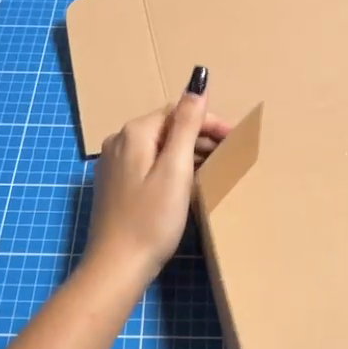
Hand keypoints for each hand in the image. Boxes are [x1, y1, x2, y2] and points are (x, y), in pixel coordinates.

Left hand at [85, 66, 230, 282]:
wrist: (116, 268)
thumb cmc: (152, 219)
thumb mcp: (176, 169)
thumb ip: (187, 123)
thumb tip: (198, 80)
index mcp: (134, 132)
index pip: (178, 112)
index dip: (208, 122)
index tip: (234, 138)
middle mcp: (119, 141)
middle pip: (167, 128)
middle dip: (198, 137)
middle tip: (228, 156)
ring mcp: (113, 164)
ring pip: (158, 147)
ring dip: (186, 153)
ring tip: (213, 170)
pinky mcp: (114, 185)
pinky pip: (148, 163)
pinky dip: (170, 167)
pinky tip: (186, 184)